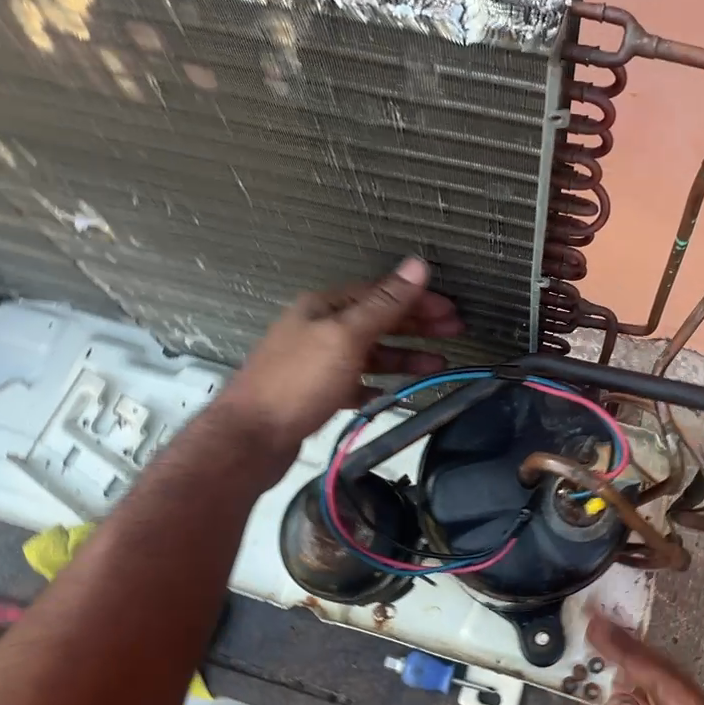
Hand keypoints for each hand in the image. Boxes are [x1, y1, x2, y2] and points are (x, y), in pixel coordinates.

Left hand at [214, 256, 463, 447]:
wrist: (249, 439)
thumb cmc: (297, 383)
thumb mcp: (347, 337)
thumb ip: (385, 303)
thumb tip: (417, 265)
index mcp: (325, 307)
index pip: (380, 294)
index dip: (417, 299)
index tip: (450, 310)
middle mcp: (319, 328)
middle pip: (377, 320)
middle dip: (417, 325)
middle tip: (454, 331)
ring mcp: (316, 362)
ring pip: (369, 353)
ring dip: (403, 357)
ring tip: (437, 365)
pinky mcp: (314, 393)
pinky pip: (354, 382)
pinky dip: (376, 384)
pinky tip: (392, 392)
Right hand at [589, 615, 703, 704]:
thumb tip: (618, 702)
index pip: (665, 682)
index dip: (629, 651)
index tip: (598, 625)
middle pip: (671, 682)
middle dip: (634, 652)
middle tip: (598, 627)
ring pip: (672, 700)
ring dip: (638, 675)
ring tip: (607, 651)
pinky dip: (646, 704)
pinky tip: (628, 700)